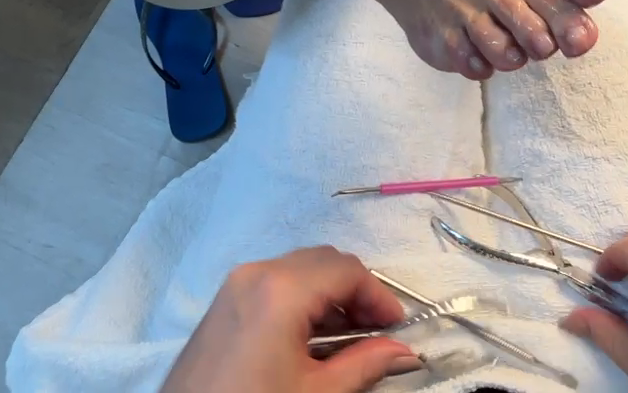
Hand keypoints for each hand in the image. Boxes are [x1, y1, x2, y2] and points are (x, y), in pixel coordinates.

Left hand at [160, 246, 418, 392]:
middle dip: (355, 293)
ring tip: (350, 339)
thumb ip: (365, 365)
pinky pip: (275, 284)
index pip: (346, 270)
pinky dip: (302, 300)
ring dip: (330, 296)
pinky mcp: (223, 302)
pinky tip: (314, 338)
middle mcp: (257, 271)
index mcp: (281, 288)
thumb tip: (404, 351)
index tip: (399, 327)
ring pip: (300, 270)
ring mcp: (235, 284)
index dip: (379, 296)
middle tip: (378, 332)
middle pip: (323, 262)